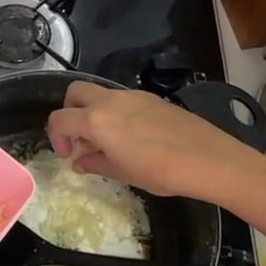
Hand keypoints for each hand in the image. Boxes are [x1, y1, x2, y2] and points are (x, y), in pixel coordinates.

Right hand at [46, 81, 264, 201]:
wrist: (209, 160)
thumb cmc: (160, 171)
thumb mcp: (122, 173)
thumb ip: (95, 163)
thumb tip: (80, 161)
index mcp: (96, 120)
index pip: (59, 119)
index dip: (56, 138)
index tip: (68, 156)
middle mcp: (111, 100)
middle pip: (75, 92)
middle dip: (69, 112)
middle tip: (79, 138)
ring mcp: (134, 96)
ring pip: (100, 94)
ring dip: (93, 112)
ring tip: (106, 142)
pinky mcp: (153, 99)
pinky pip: (122, 100)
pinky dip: (115, 113)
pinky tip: (131, 138)